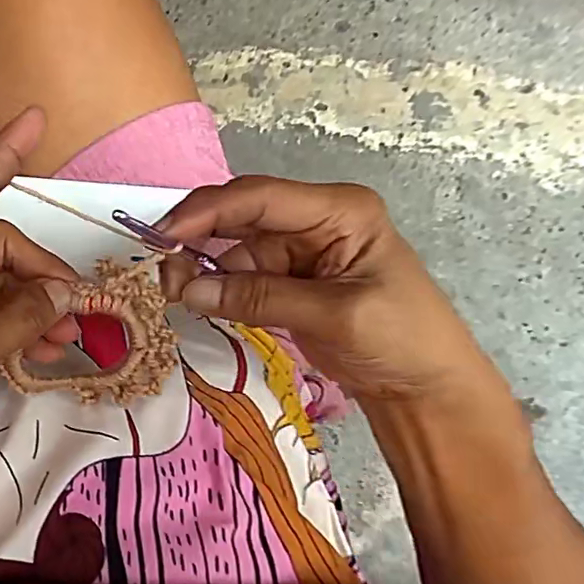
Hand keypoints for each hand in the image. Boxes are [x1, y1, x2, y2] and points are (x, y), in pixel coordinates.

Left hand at [0, 108, 79, 500]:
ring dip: (35, 305)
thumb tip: (67, 293)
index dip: (4, 153)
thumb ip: (21, 313)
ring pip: (0, 281)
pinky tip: (43, 349)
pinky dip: (18, 324)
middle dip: (40, 274)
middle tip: (78, 310)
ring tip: (65, 340)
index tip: (37, 116)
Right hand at [155, 175, 494, 400]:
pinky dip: (209, 285)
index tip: (162, 237)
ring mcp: (292, 249)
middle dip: (194, 237)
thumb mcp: (333, 315)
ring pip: (226, 246)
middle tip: (161, 272)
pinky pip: (232, 273)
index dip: (205, 212)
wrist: (422, 385)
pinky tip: (194, 299)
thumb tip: (189, 291)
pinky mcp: (279, 278)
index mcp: (338, 211)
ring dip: (196, 266)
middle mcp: (310, 220)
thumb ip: (260, 298)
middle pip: (236, 215)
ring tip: (175, 294)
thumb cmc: (401, 339)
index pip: (258, 198)